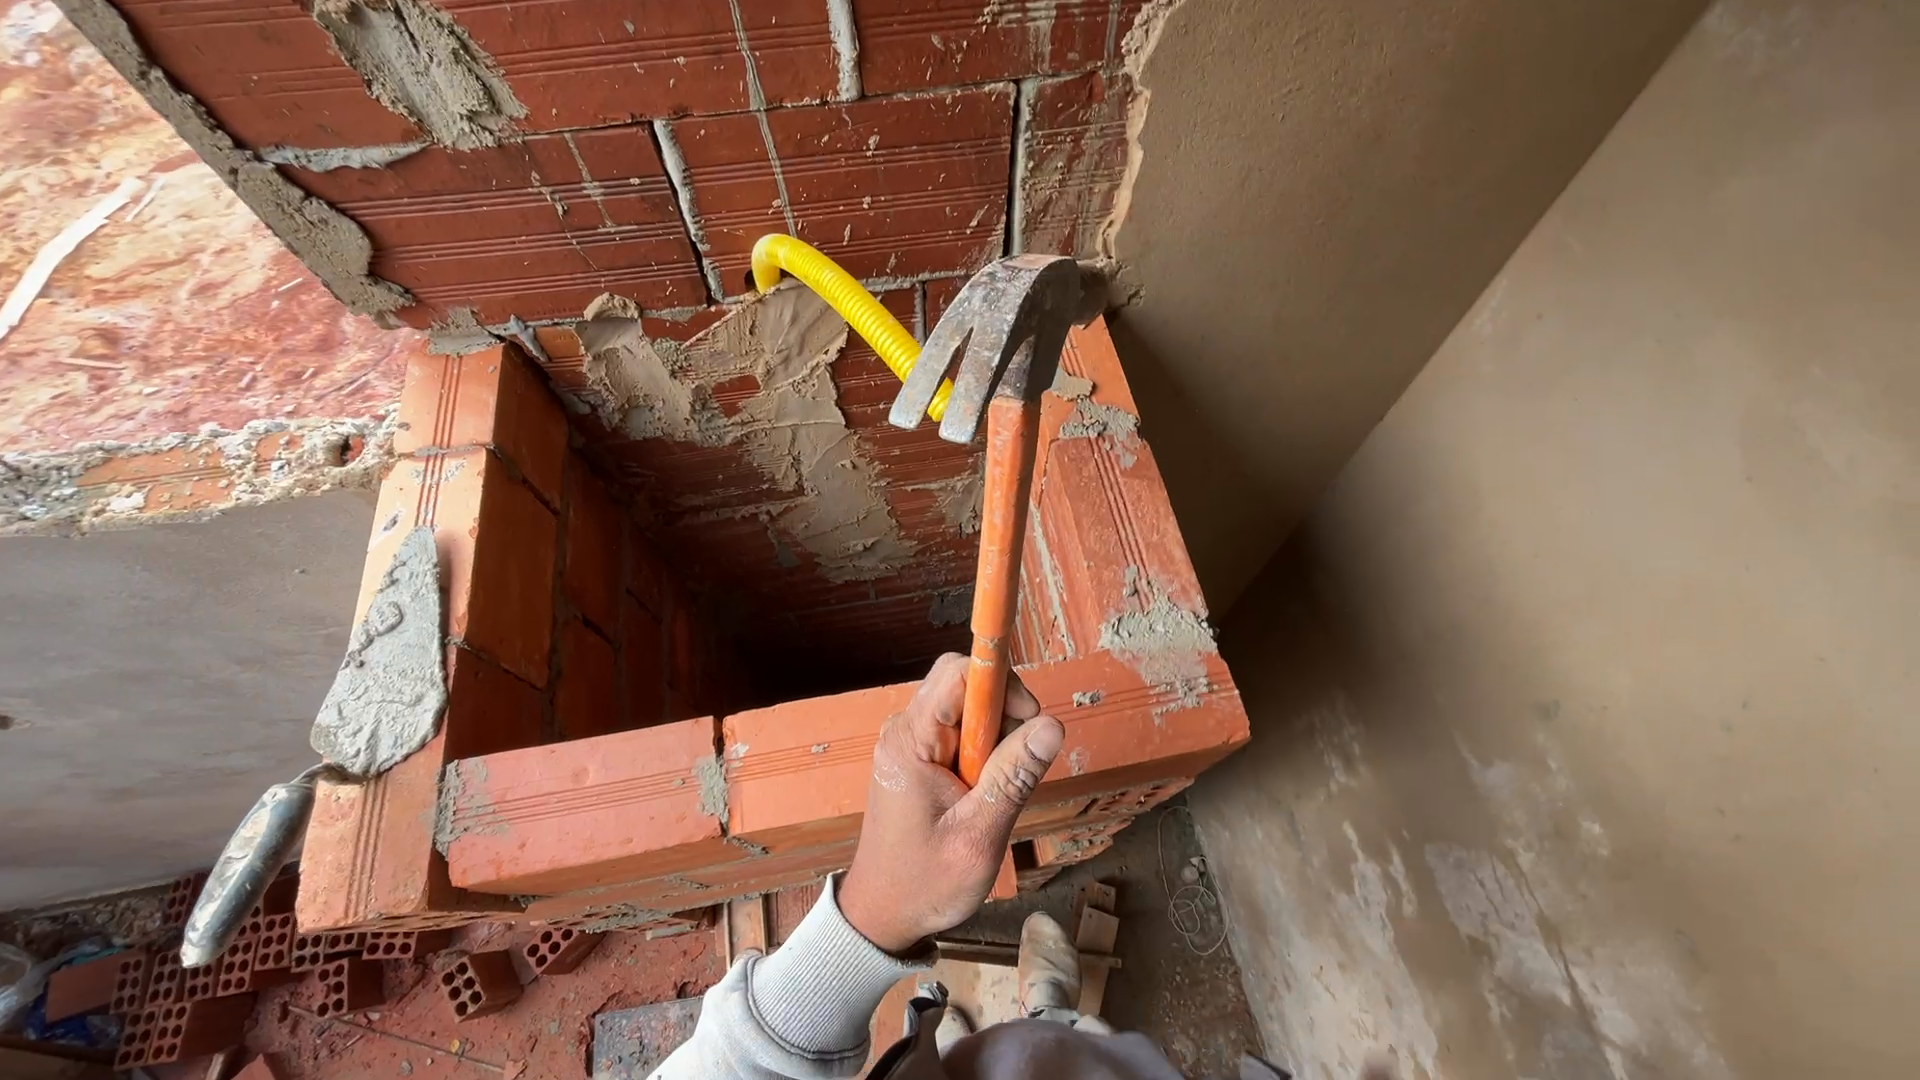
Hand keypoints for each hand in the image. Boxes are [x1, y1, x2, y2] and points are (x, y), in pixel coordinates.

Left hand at [838, 654, 1066, 952]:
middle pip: (965, 685)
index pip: (957, 673)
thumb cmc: (924, 884)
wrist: (882, 915)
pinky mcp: (921, 757)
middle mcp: (906, 729)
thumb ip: (1013, 778)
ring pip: (969, 709)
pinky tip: (983, 792)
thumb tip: (1052, 724)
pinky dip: (985, 753)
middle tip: (1014, 767)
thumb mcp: (978, 837)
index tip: (1027, 721)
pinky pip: (963, 732)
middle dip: (1003, 715)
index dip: (1000, 684)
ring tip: (994, 791)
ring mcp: (912, 742)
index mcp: (910, 740)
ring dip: (996, 739)